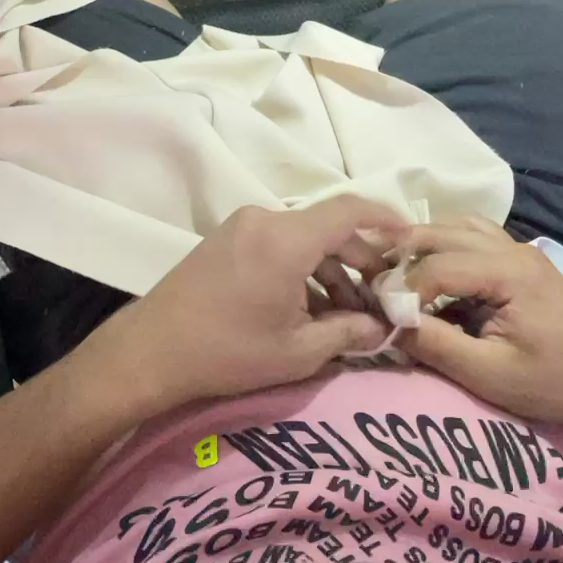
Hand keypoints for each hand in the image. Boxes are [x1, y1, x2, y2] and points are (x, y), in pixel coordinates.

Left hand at [77, 196, 407, 411]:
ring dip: (329, 269)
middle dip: (359, 260)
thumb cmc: (227, 352)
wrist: (151, 351)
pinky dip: (300, 268)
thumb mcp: (297, 352)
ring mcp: (240, 227)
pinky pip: (277, 243)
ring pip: (302, 238)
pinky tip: (308, 307)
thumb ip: (347, 333)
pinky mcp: (225, 240)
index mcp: (286, 239)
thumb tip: (382, 327)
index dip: (387, 219)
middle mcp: (264, 220)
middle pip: (328, 228)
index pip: (350, 210)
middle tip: (380, 298)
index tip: (411, 238)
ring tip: (345, 314)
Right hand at [398, 218, 562, 429]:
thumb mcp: (489, 375)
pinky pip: (472, 235)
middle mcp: (513, 249)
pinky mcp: (521, 260)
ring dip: (420, 245)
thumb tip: (385, 323)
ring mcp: (519, 250)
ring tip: (394, 273)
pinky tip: (430, 269)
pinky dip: (443, 244)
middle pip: (440, 233)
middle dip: (400, 255)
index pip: (436, 266)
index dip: (401, 289)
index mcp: (509, 273)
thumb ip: (434, 345)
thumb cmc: (555, 384)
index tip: (380, 314)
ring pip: (454, 227)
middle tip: (371, 283)